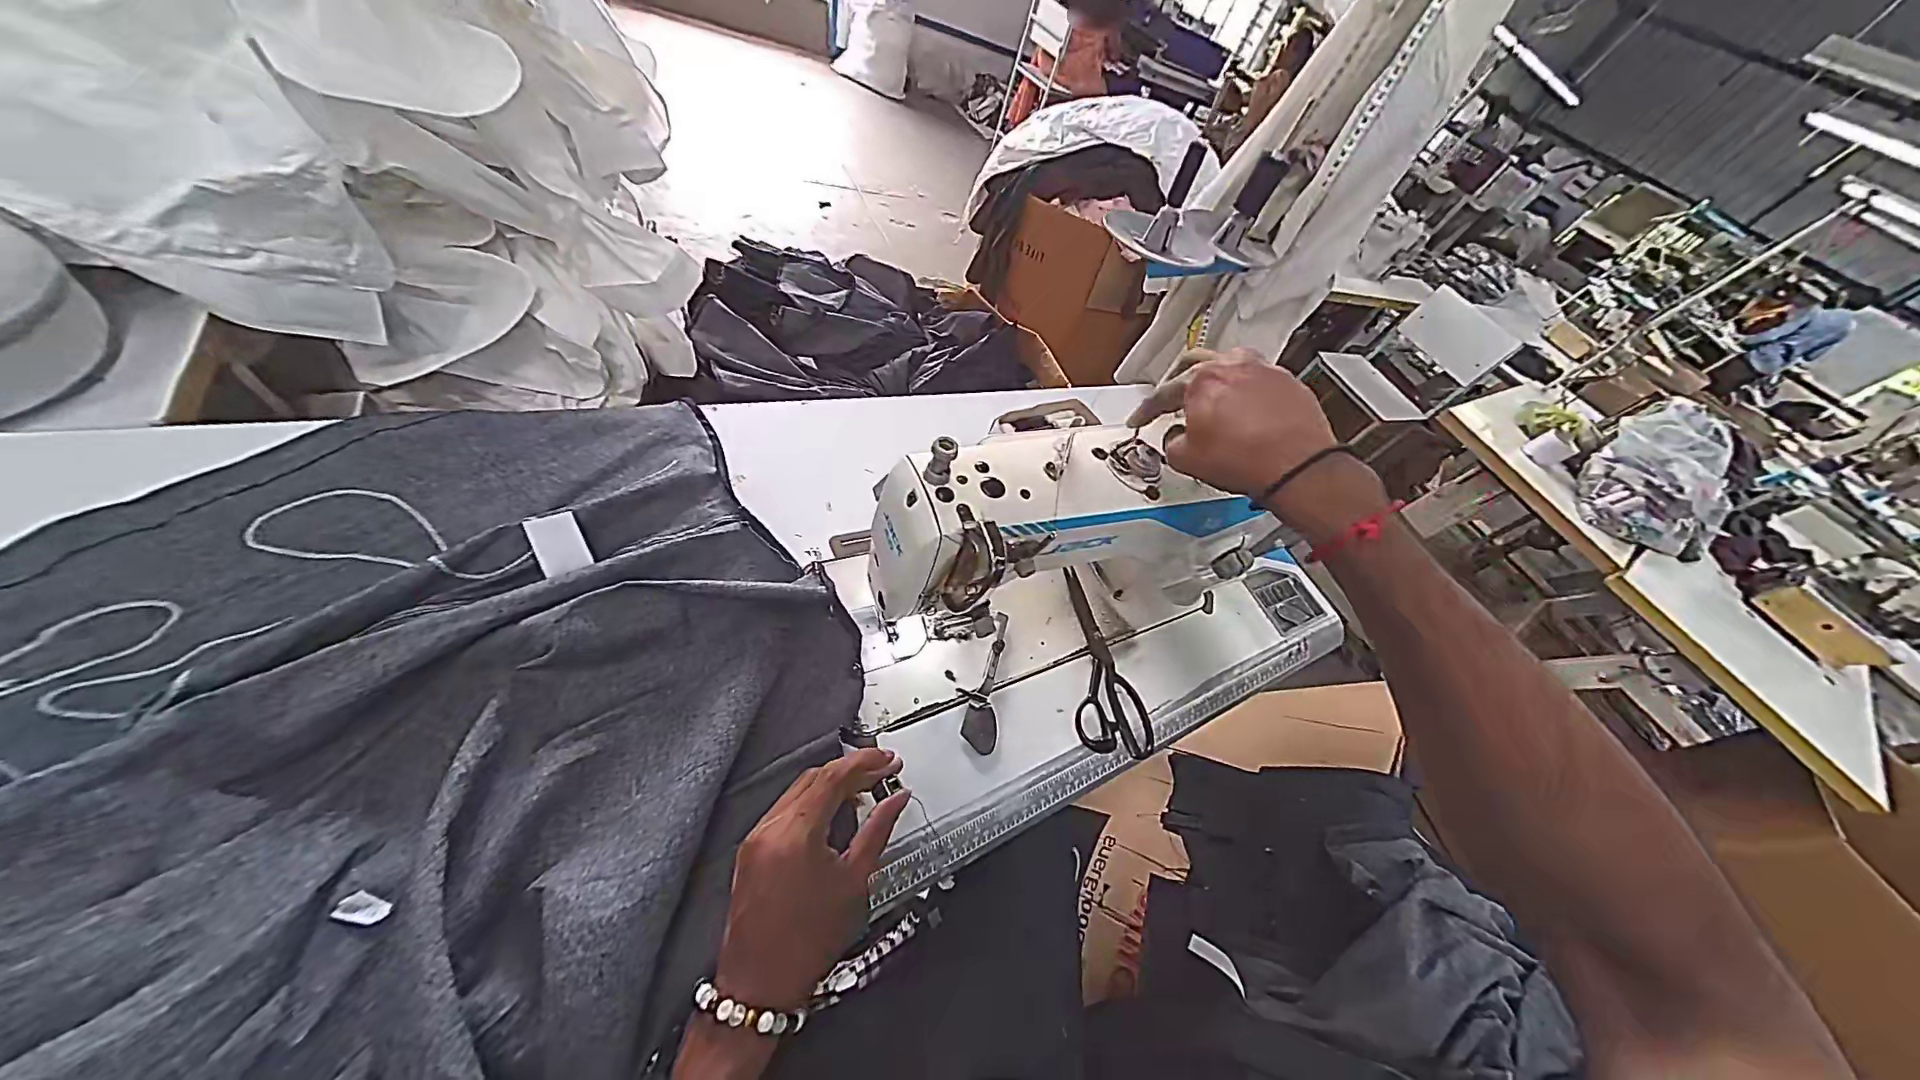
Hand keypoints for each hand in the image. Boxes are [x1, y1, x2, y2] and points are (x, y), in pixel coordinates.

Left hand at [715, 748, 910, 1008]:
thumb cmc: (805, 943)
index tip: (887, 760)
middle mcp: (770, 828)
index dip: (865, 762)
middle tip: (880, 769)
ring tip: (863, 789)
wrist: (760, 982)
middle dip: (851, 768)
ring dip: (832, 783)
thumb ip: (878, 830)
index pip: (833, 777)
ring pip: (799, 788)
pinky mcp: (751, 847)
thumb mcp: (855, 881)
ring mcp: (757, 836)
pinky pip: (786, 807)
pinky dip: (813, 801)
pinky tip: (834, 811)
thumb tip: (896, 801)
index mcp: (795, 834)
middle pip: (814, 776)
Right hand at [1128, 347, 1386, 540]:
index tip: (1141, 418)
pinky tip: (1243, 405)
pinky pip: (1258, 377)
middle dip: (1177, 379)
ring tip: (1209, 392)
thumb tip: (1175, 438)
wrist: (1296, 467)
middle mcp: (1231, 367)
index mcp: (1200, 381)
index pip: (1162, 393)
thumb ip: (1171, 442)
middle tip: (1170, 395)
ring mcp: (1263, 371)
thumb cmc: (1246, 459)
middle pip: (1194, 363)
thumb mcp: (1186, 459)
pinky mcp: (1287, 382)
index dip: (1146, 410)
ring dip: (1214, 375)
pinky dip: (1244, 388)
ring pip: (1229, 361)